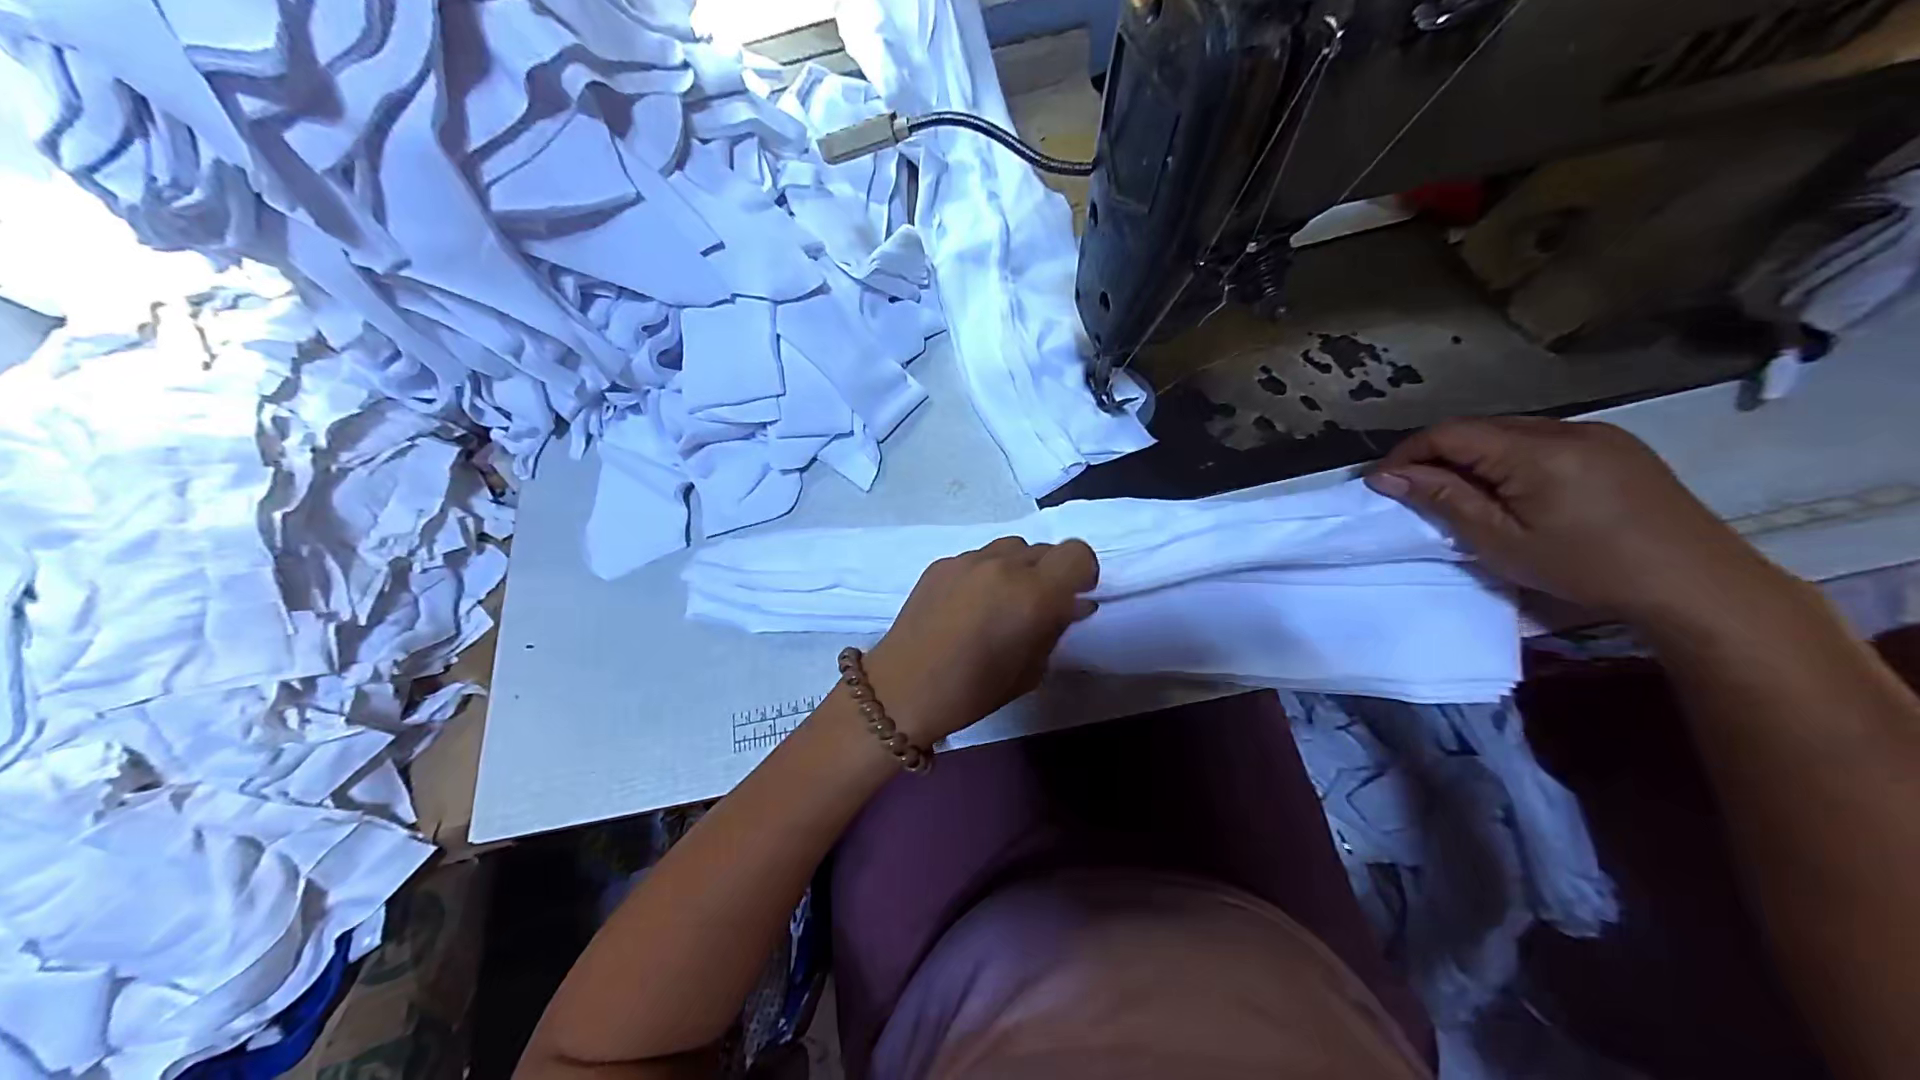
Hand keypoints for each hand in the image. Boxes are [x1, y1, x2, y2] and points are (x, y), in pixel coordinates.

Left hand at [860, 537, 1099, 743]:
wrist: (902, 690)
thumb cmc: (974, 691)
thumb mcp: (1031, 670)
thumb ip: (1055, 629)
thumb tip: (1071, 606)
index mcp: (1033, 593)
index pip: (1077, 554)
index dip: (1082, 573)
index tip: (1075, 596)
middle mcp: (1003, 565)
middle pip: (1044, 550)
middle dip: (1050, 574)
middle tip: (1038, 607)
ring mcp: (967, 560)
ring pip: (1010, 549)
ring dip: (1018, 570)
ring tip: (1002, 603)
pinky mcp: (940, 564)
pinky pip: (977, 558)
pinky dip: (985, 574)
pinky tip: (967, 607)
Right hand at [1366, 417, 1792, 626]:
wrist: (1696, 583)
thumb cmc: (1587, 567)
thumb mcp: (1501, 541)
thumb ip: (1445, 500)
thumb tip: (1390, 476)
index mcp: (1536, 451)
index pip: (1450, 433)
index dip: (1407, 453)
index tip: (1381, 483)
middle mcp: (1566, 428)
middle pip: (1479, 427)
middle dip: (1436, 453)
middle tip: (1412, 490)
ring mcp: (1596, 433)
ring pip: (1510, 431)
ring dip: (1472, 455)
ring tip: (1456, 491)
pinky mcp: (1616, 446)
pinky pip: (1542, 439)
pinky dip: (1508, 457)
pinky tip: (1508, 487)